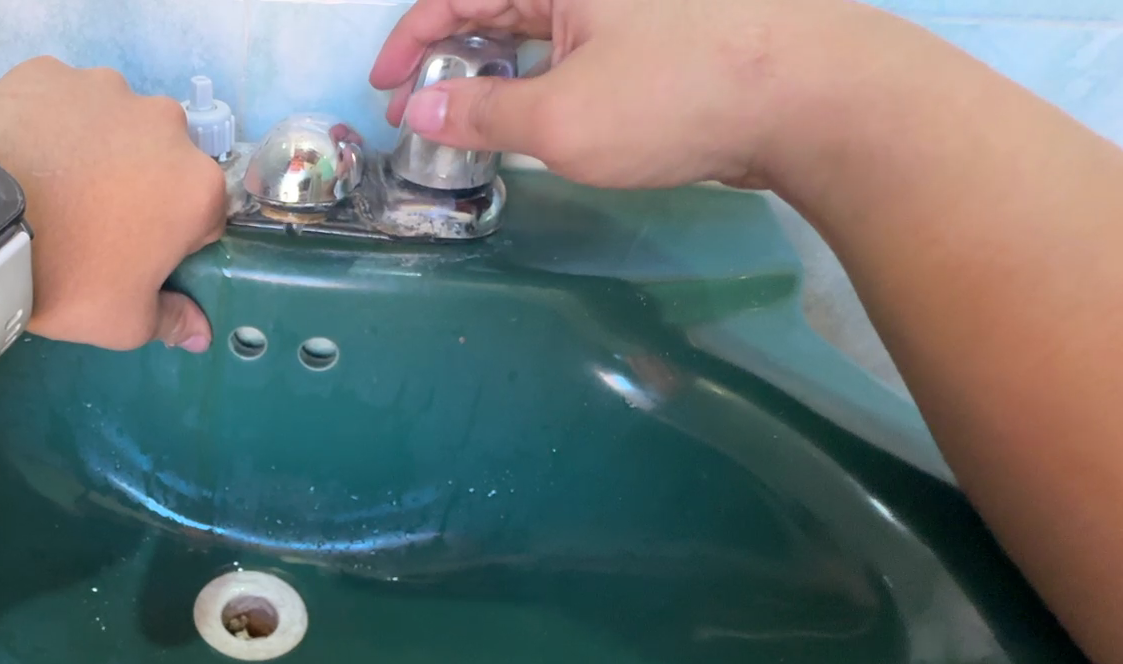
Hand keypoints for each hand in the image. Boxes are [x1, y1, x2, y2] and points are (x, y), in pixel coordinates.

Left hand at [0, 58, 227, 351]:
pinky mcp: (47, 73)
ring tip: (52, 195)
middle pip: (163, 164)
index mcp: (195, 185)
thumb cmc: (68, 283)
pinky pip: (60, 105)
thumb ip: (172, 320)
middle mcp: (163, 123)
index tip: (139, 259)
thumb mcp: (125, 322)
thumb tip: (200, 333)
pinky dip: (50, 129)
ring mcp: (103, 88)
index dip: (175, 243)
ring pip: (114, 128)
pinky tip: (23, 163)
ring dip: (97, 155)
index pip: (205, 217)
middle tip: (93, 229)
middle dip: (140, 192)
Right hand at [370, 0, 883, 189]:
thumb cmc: (676, 97)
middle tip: (411, 112)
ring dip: (483, 71)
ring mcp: (624, 2)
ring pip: (529, 25)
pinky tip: (513, 115)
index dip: (410, 35)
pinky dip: (527, 78)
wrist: (809, 100)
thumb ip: (479, 113)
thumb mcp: (559, 116)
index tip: (383, 87)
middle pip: (493, 0)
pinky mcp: (647, 30)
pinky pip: (564, 45)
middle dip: (442, 54)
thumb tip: (416, 109)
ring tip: (453, 121)